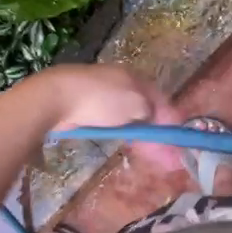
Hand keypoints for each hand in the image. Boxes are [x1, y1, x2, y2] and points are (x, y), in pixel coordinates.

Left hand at [18, 64, 183, 169]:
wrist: (55, 97)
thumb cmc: (100, 99)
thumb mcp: (135, 103)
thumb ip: (151, 110)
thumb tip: (157, 118)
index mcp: (133, 77)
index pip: (160, 98)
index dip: (170, 120)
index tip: (176, 141)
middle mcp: (118, 82)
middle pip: (144, 108)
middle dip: (155, 130)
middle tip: (163, 155)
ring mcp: (100, 93)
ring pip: (126, 115)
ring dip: (139, 133)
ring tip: (146, 152)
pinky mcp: (83, 105)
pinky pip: (110, 120)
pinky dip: (120, 131)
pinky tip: (122, 140)